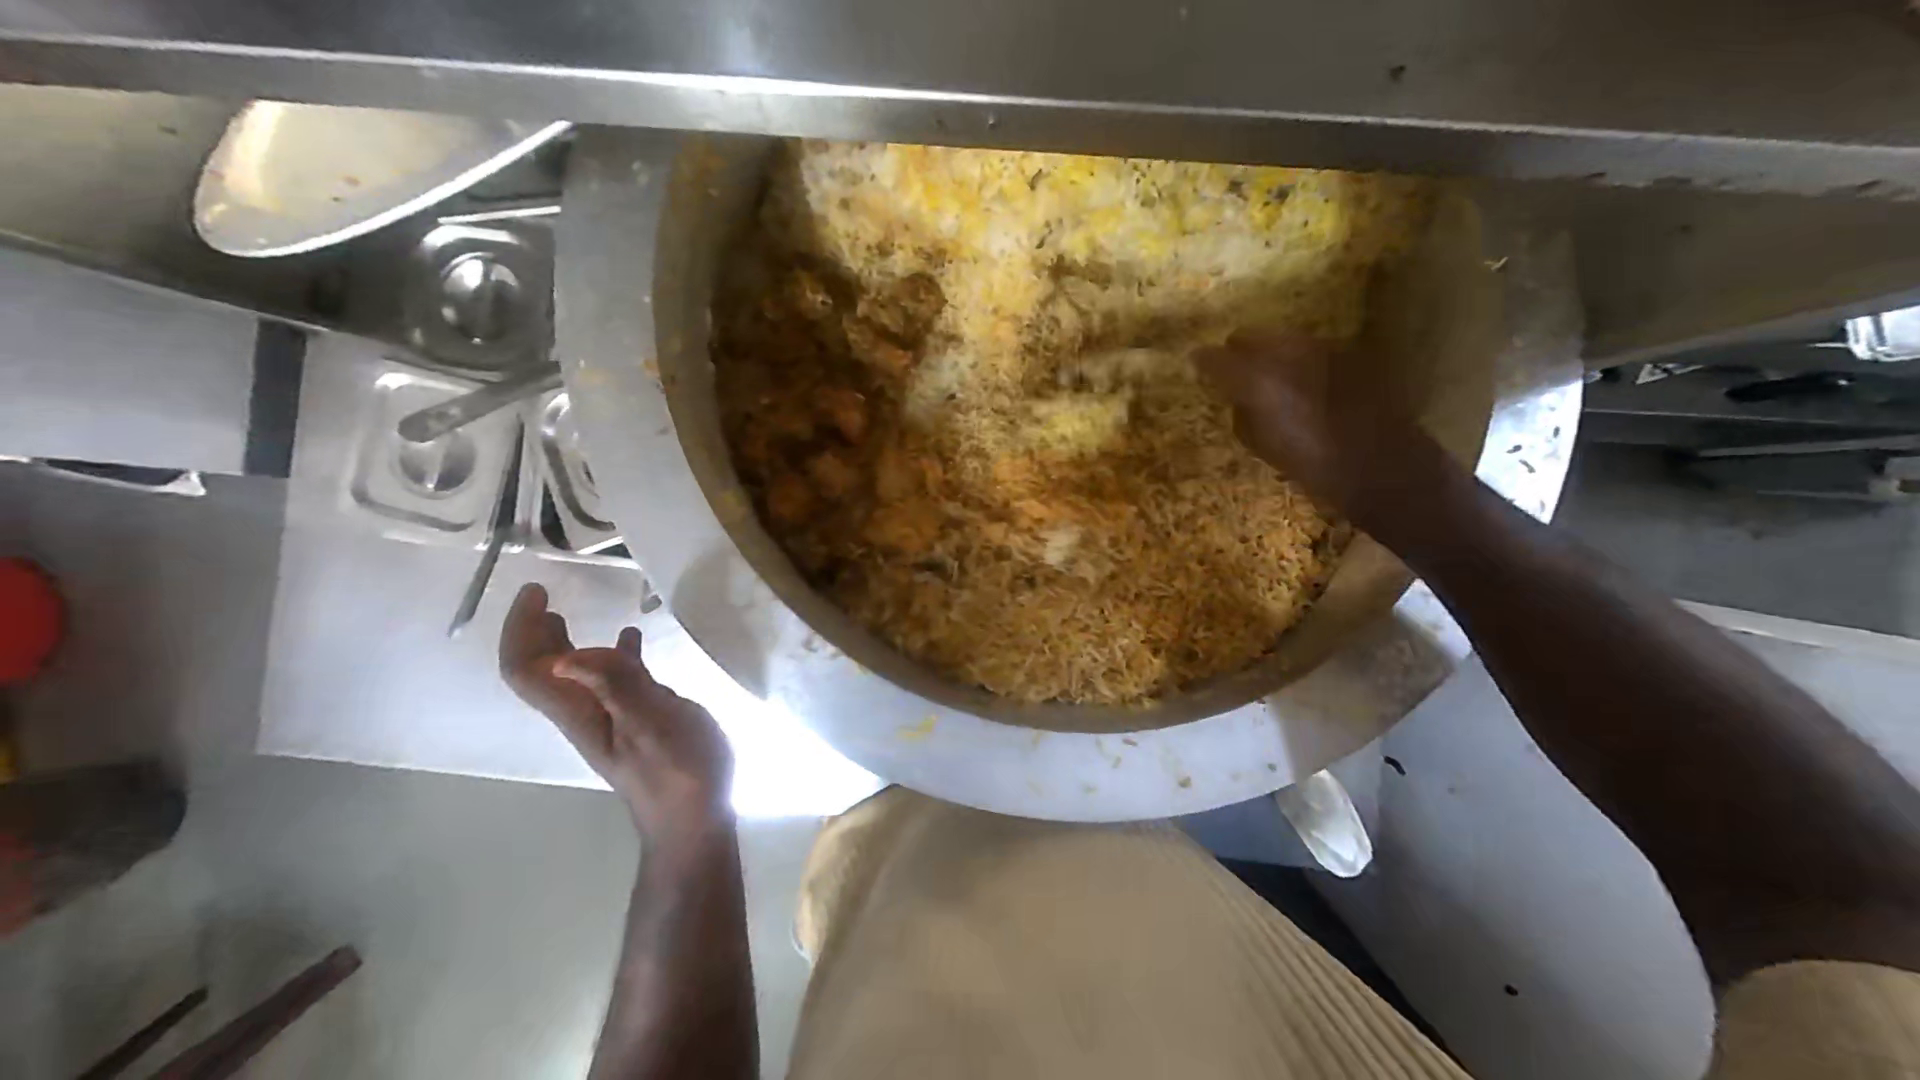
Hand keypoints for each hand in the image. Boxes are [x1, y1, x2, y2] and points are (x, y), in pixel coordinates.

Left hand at [499, 584, 732, 847]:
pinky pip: (612, 681)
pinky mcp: (636, 723)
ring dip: (561, 642)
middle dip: (532, 632)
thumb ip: (619, 686)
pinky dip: (611, 656)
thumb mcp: (654, 723)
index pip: (527, 670)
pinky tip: (631, 638)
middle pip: (539, 672)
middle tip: (545, 596)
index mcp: (580, 712)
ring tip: (569, 611)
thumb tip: (567, 656)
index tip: (538, 592)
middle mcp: (584, 714)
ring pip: (570, 676)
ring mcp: (610, 720)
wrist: (695, 819)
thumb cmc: (680, 771)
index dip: (521, 629)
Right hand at [1194, 329, 1441, 529]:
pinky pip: (1311, 348)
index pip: (1218, 359)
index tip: (1195, 364)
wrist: (1386, 467)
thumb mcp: (1265, 447)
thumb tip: (1237, 398)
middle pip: (1250, 337)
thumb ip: (1243, 415)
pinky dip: (1299, 359)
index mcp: (1260, 381)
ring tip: (1266, 374)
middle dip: (1237, 351)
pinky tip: (1302, 381)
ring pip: (1283, 338)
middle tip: (1230, 370)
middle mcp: (1290, 354)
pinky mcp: (1351, 354)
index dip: (1204, 362)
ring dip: (1269, 352)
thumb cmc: (1316, 467)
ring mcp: (1323, 349)